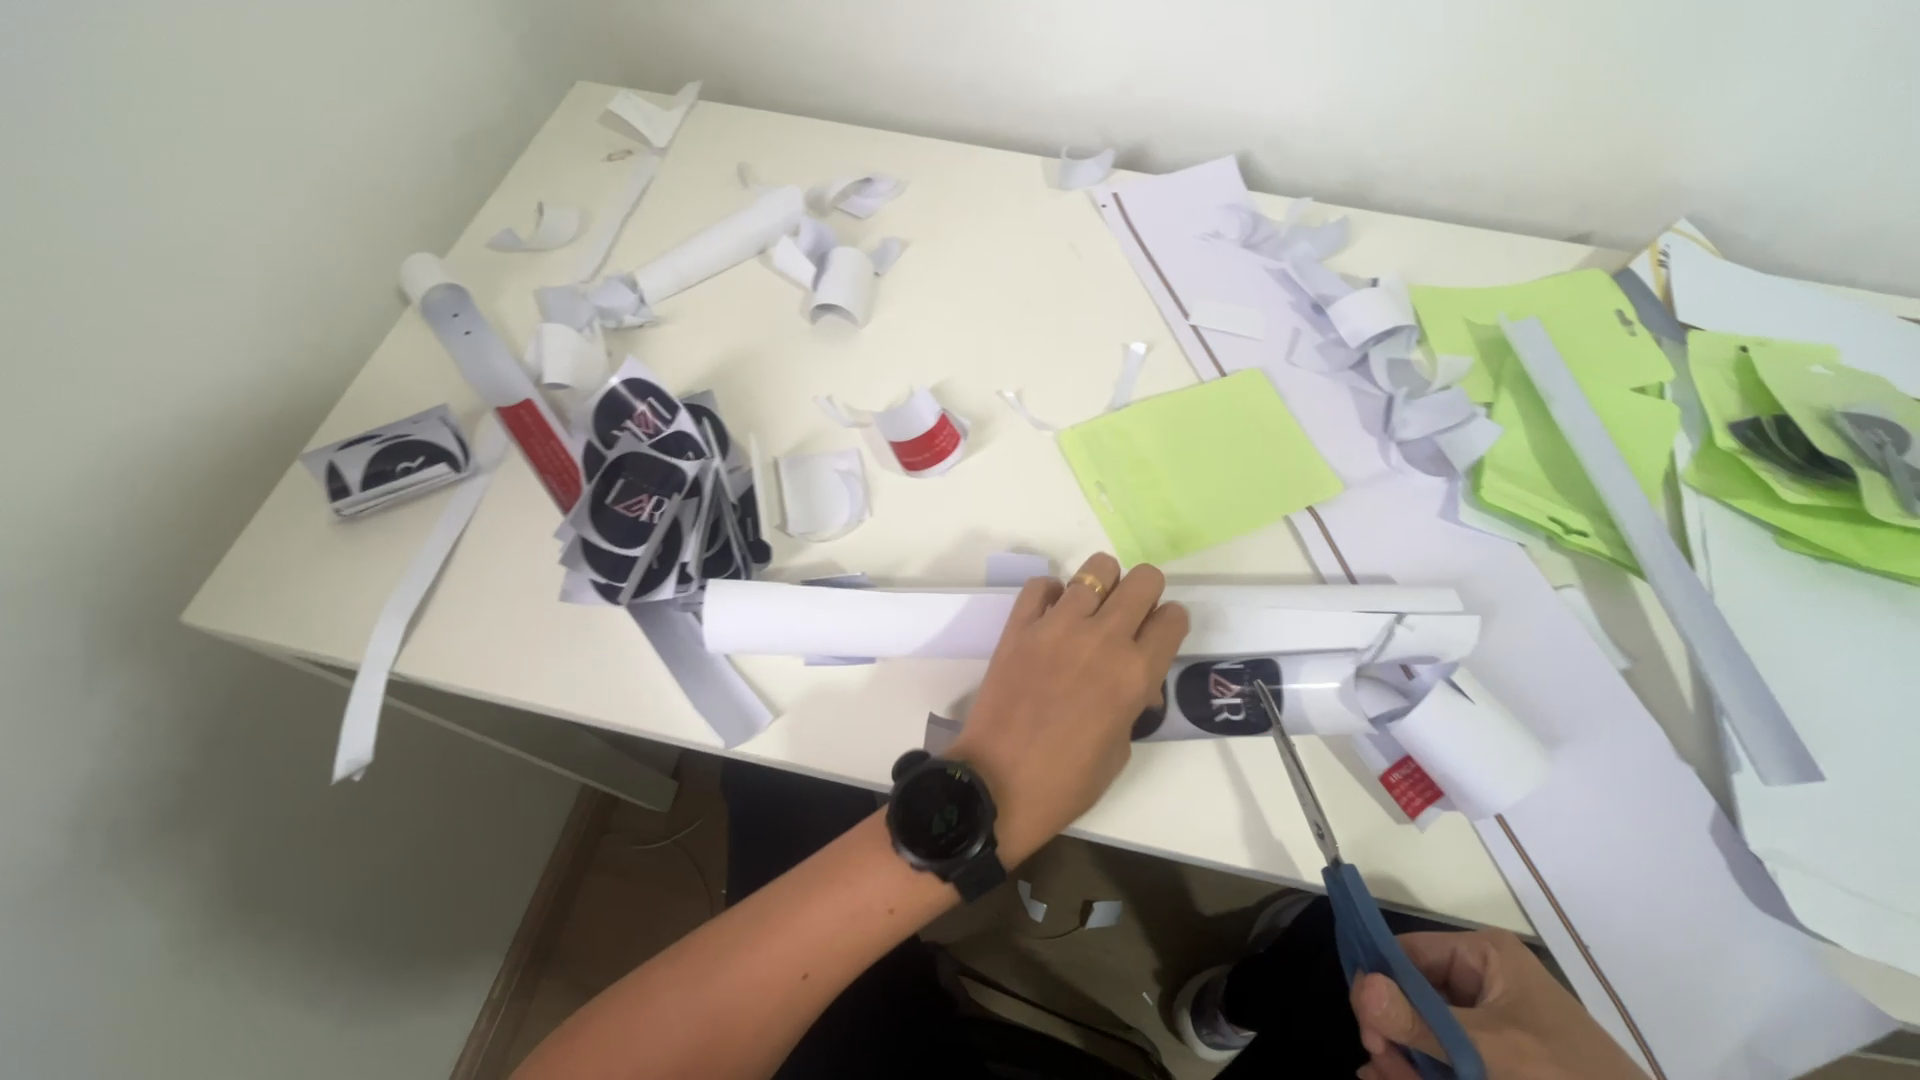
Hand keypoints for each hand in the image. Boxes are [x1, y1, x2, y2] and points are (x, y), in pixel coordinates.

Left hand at [947, 554, 1187, 865]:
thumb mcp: (1120, 750)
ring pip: (1096, 568)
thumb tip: (1133, 684)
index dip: (1170, 625)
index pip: (1173, 619)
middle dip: (1145, 593)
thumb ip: (1133, 704)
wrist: (998, 785)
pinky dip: (1051, 593)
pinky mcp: (1018, 626)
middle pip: (1143, 580)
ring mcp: (1057, 627)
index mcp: (1136, 674)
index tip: (1158, 637)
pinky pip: (1041, 585)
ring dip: (1102, 585)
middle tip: (1130, 617)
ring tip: (1092, 610)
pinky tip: (1052, 616)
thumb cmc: (1066, 782)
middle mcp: (1103, 639)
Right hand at [1350, 930, 1647, 1079]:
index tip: (1369, 1033)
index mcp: (1483, 955)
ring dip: (1402, 1057)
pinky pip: (1441, 1052)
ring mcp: (1485, 1017)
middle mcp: (1479, 977)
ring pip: (1421, 1028)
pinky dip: (1419, 1068)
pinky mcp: (1492, 1052)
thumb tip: (1360, 988)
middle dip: (1392, 1033)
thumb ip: (1423, 1022)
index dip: (1378, 989)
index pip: (1405, 954)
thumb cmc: (1566, 1075)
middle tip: (1382, 1067)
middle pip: (1408, 995)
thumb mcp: (1492, 1050)